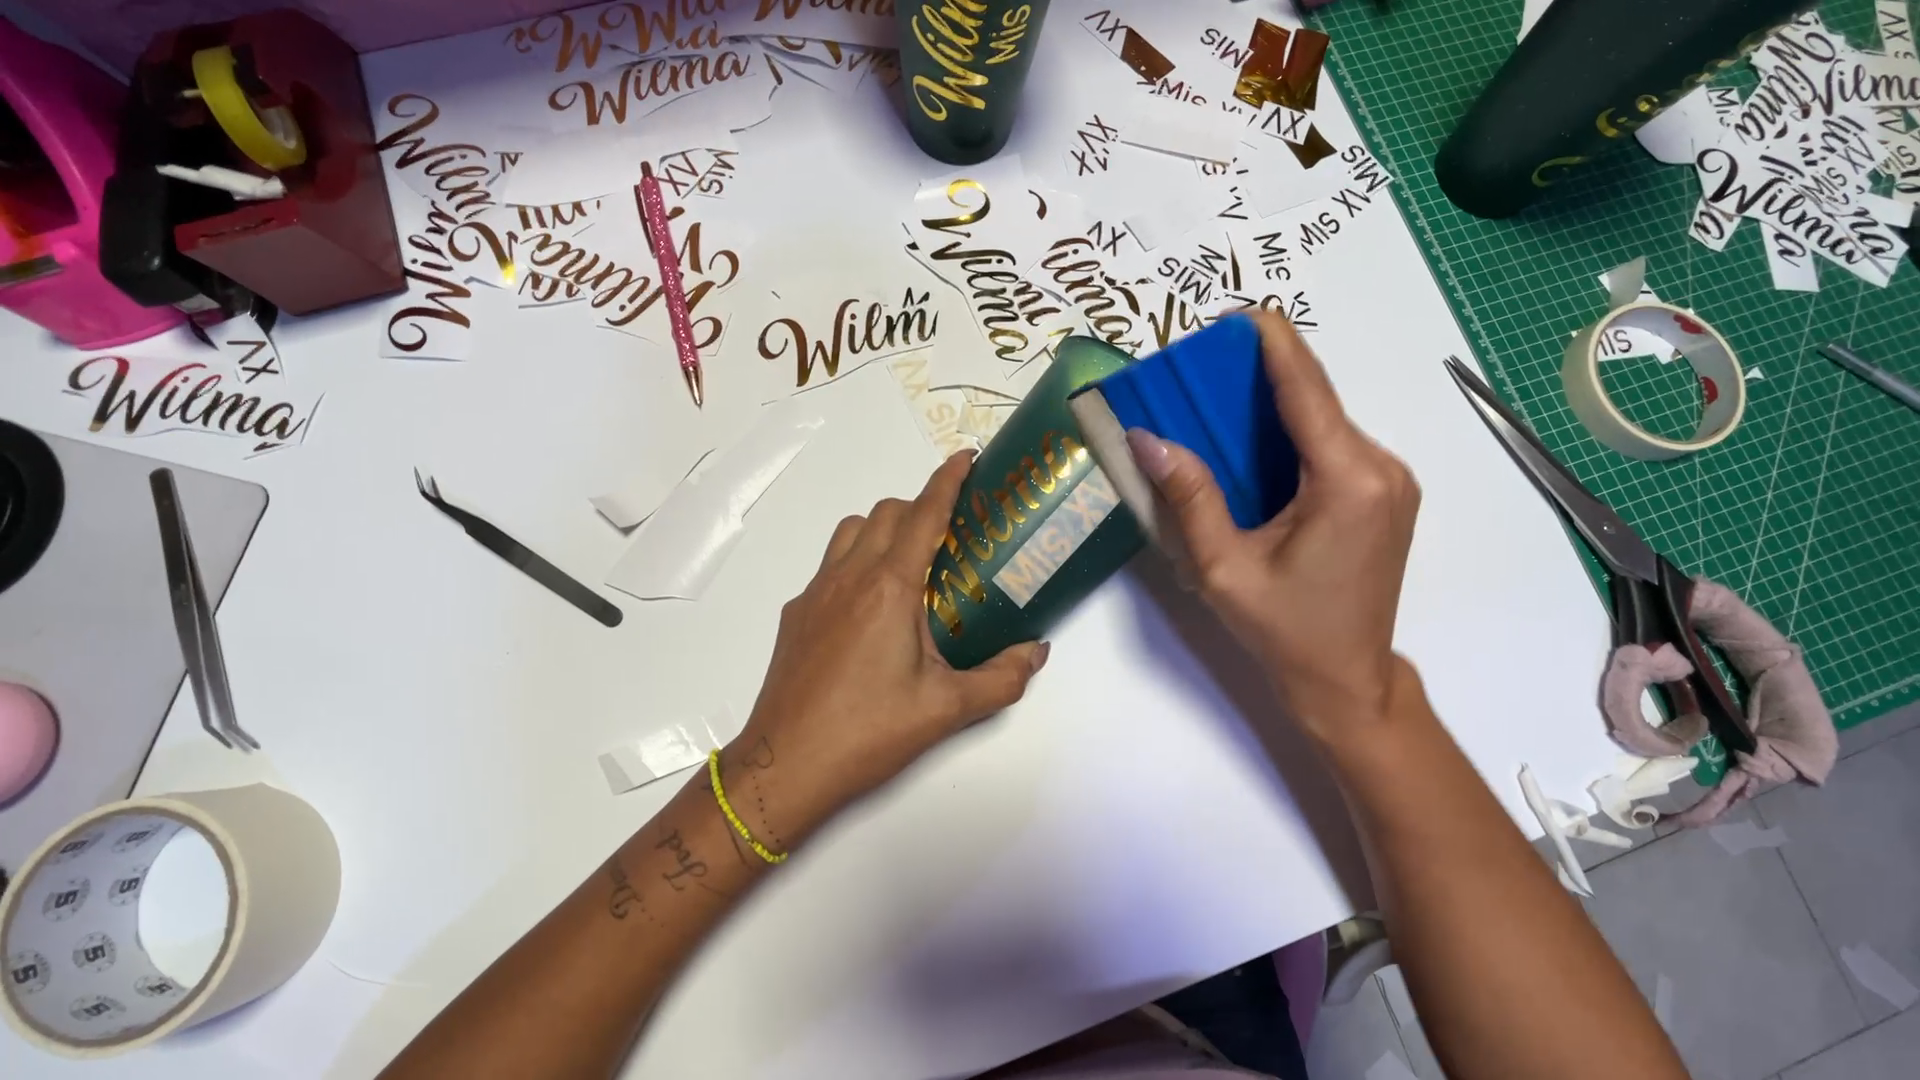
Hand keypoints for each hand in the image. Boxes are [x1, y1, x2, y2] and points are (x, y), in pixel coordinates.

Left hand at [721, 451, 1050, 852]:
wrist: (787, 765)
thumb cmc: (868, 733)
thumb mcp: (946, 710)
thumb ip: (1001, 678)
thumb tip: (1037, 652)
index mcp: (889, 588)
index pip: (923, 514)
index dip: (948, 480)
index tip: (967, 458)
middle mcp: (848, 577)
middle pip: (886, 512)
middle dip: (920, 507)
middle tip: (951, 535)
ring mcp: (814, 594)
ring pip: (851, 531)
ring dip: (883, 529)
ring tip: (910, 564)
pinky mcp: (795, 615)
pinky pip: (829, 566)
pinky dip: (855, 563)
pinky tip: (870, 610)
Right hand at [1126, 312, 1419, 740]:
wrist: (1347, 679)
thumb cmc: (1284, 630)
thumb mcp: (1222, 567)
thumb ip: (1189, 497)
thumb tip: (1146, 437)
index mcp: (1348, 479)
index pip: (1305, 387)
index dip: (1269, 341)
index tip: (1229, 315)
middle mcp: (1381, 467)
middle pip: (1315, 397)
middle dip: (1258, 374)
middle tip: (1198, 369)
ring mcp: (1390, 479)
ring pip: (1323, 419)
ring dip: (1272, 404)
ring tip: (1214, 401)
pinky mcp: (1383, 493)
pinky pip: (1331, 444)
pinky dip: (1289, 433)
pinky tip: (1250, 442)